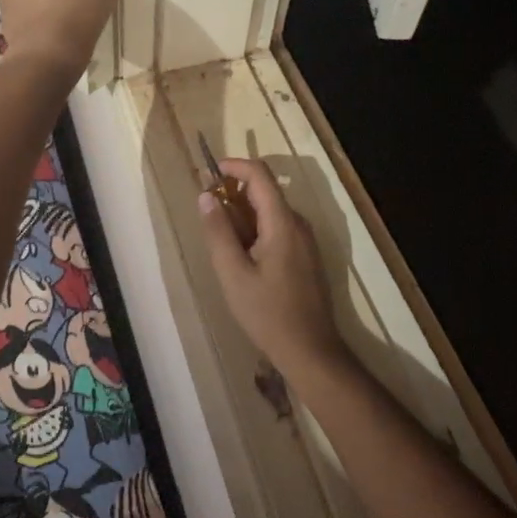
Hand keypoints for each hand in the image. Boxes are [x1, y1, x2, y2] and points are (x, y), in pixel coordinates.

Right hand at [200, 158, 344, 373]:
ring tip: (220, 239)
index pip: (260, 175)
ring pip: (271, 211)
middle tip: (207, 212)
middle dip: (234, 193)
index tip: (208, 174)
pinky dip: (256, 229)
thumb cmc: (268, 313)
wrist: (311, 351)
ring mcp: (305, 241)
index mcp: (283, 222)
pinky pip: (279, 228)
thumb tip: (205, 195)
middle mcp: (298, 224)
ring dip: (243, 214)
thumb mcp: (233, 274)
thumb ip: (218, 231)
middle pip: (265, 191)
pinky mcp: (306, 256)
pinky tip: (242, 257)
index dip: (234, 166)